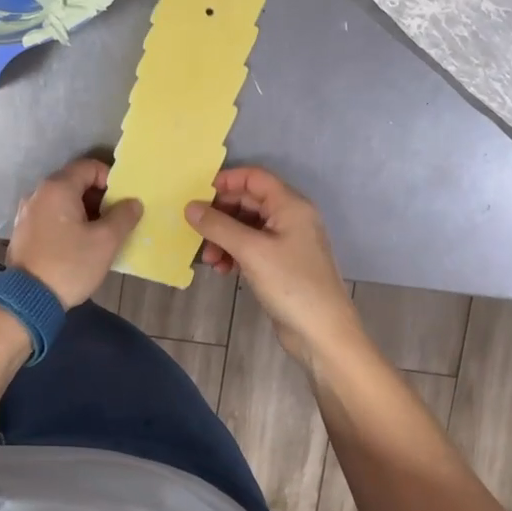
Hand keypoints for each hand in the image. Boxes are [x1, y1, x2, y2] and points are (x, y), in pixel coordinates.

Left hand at [7, 158, 142, 307]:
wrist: (28, 297)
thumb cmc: (70, 264)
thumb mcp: (105, 241)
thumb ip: (123, 216)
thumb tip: (133, 202)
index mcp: (57, 188)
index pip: (88, 167)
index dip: (111, 179)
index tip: (124, 201)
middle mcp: (38, 193)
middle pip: (74, 182)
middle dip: (99, 197)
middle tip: (117, 219)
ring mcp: (27, 212)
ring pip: (62, 201)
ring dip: (84, 211)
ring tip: (101, 233)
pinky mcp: (23, 230)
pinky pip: (51, 216)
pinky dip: (68, 222)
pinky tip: (79, 243)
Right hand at [185, 166, 361, 363]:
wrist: (322, 333)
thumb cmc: (290, 283)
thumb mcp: (250, 250)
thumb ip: (218, 225)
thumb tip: (189, 207)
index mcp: (290, 206)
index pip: (254, 177)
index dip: (225, 181)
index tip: (196, 195)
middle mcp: (290, 218)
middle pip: (247, 201)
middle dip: (219, 215)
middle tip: (197, 232)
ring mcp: (286, 241)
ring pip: (245, 226)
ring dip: (222, 237)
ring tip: (210, 260)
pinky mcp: (280, 263)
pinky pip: (250, 246)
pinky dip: (233, 252)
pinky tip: (223, 269)